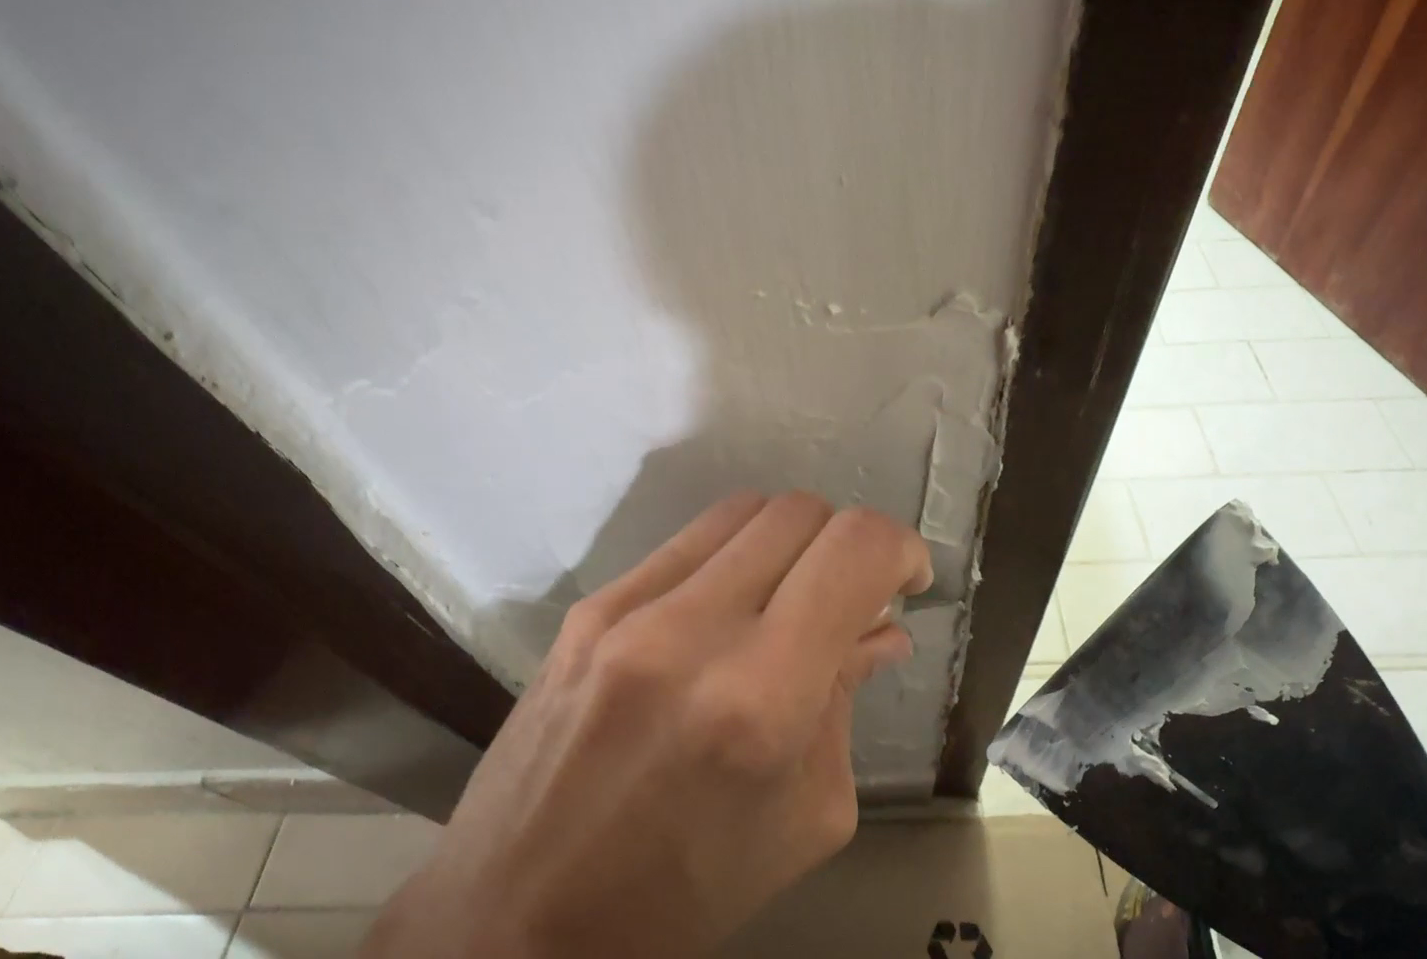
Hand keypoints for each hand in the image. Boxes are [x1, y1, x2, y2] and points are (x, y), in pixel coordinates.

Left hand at [363, 491, 931, 958]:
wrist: (519, 914)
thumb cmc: (684, 890)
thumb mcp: (804, 816)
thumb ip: (845, 702)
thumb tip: (878, 629)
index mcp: (761, 698)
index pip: (855, 551)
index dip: (901, 549)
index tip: (907, 582)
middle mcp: (692, 632)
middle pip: (802, 512)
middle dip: (848, 544)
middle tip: (852, 597)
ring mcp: (629, 610)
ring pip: (745, 511)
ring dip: (791, 542)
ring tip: (792, 598)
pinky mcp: (589, 608)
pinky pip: (688, 543)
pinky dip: (733, 559)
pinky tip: (731, 609)